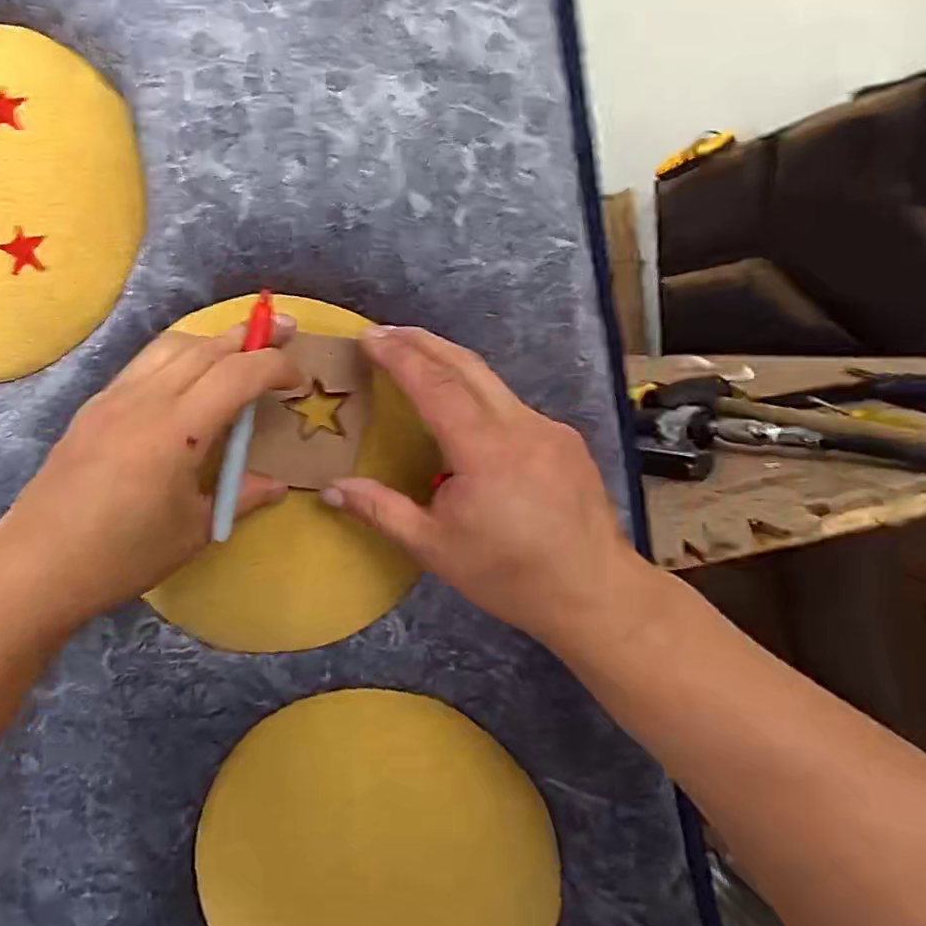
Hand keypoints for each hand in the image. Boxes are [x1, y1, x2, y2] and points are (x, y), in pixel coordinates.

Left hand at [0, 319, 304, 625]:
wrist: (38, 565)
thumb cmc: (122, 556)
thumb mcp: (192, 531)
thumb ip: (238, 497)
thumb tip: (276, 484)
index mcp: (177, 430)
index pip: (237, 374)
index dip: (274, 366)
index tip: (297, 377)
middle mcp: (144, 400)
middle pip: (205, 348)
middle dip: (249, 337)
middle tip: (283, 331)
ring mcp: (112, 398)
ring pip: (170, 346)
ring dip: (210, 341)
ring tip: (235, 352)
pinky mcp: (92, 408)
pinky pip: (142, 364)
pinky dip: (176, 358)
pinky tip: (184, 379)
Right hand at [320, 325, 649, 645]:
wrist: (595, 593)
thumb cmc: (508, 574)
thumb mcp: (433, 547)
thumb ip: (380, 511)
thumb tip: (331, 490)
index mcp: (486, 450)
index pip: (436, 385)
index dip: (399, 357)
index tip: (368, 337)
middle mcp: (521, 426)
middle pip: (467, 365)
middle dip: (422, 341)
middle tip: (385, 331)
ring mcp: (548, 429)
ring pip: (491, 382)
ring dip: (449, 363)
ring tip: (414, 360)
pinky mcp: (564, 441)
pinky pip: (510, 406)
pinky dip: (476, 393)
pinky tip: (461, 412)